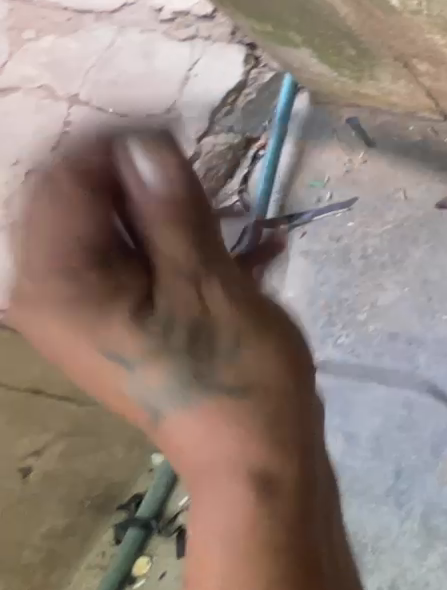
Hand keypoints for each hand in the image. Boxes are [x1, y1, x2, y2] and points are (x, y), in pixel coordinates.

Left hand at [7, 130, 320, 486]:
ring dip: (179, 222)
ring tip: (245, 220)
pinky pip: (142, 276)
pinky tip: (249, 253)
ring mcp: (84, 317)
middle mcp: (47, 293)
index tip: (179, 132)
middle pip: (85, 211)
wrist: (256, 457)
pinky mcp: (123, 333)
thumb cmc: (237, 374)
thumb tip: (145, 146)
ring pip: (120, 243)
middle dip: (151, 186)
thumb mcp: (213, 287)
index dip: (116, 148)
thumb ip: (175, 215)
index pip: (62, 182)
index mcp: (55, 280)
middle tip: (218, 178)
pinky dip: (187, 258)